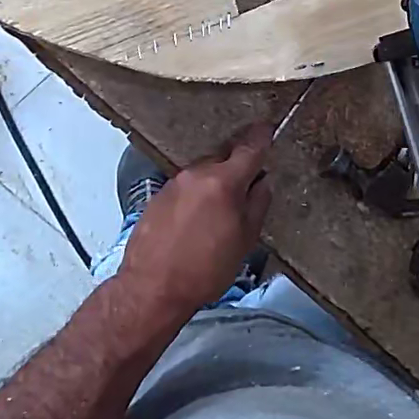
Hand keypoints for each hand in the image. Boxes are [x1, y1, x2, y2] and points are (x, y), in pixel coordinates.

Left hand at [116, 122, 272, 317]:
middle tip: (246, 183)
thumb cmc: (206, 269)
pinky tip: (196, 220)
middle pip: (224, 157)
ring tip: (219, 211)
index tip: (267, 128)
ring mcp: (174, 184)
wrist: (151, 290)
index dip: (261, 136)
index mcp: (224, 181)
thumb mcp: (246, 239)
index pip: (249, 148)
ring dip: (214, 182)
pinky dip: (195, 195)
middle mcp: (197, 174)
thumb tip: (262, 182)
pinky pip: (185, 187)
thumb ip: (258, 203)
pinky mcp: (157, 198)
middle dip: (236, 165)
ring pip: (203, 172)